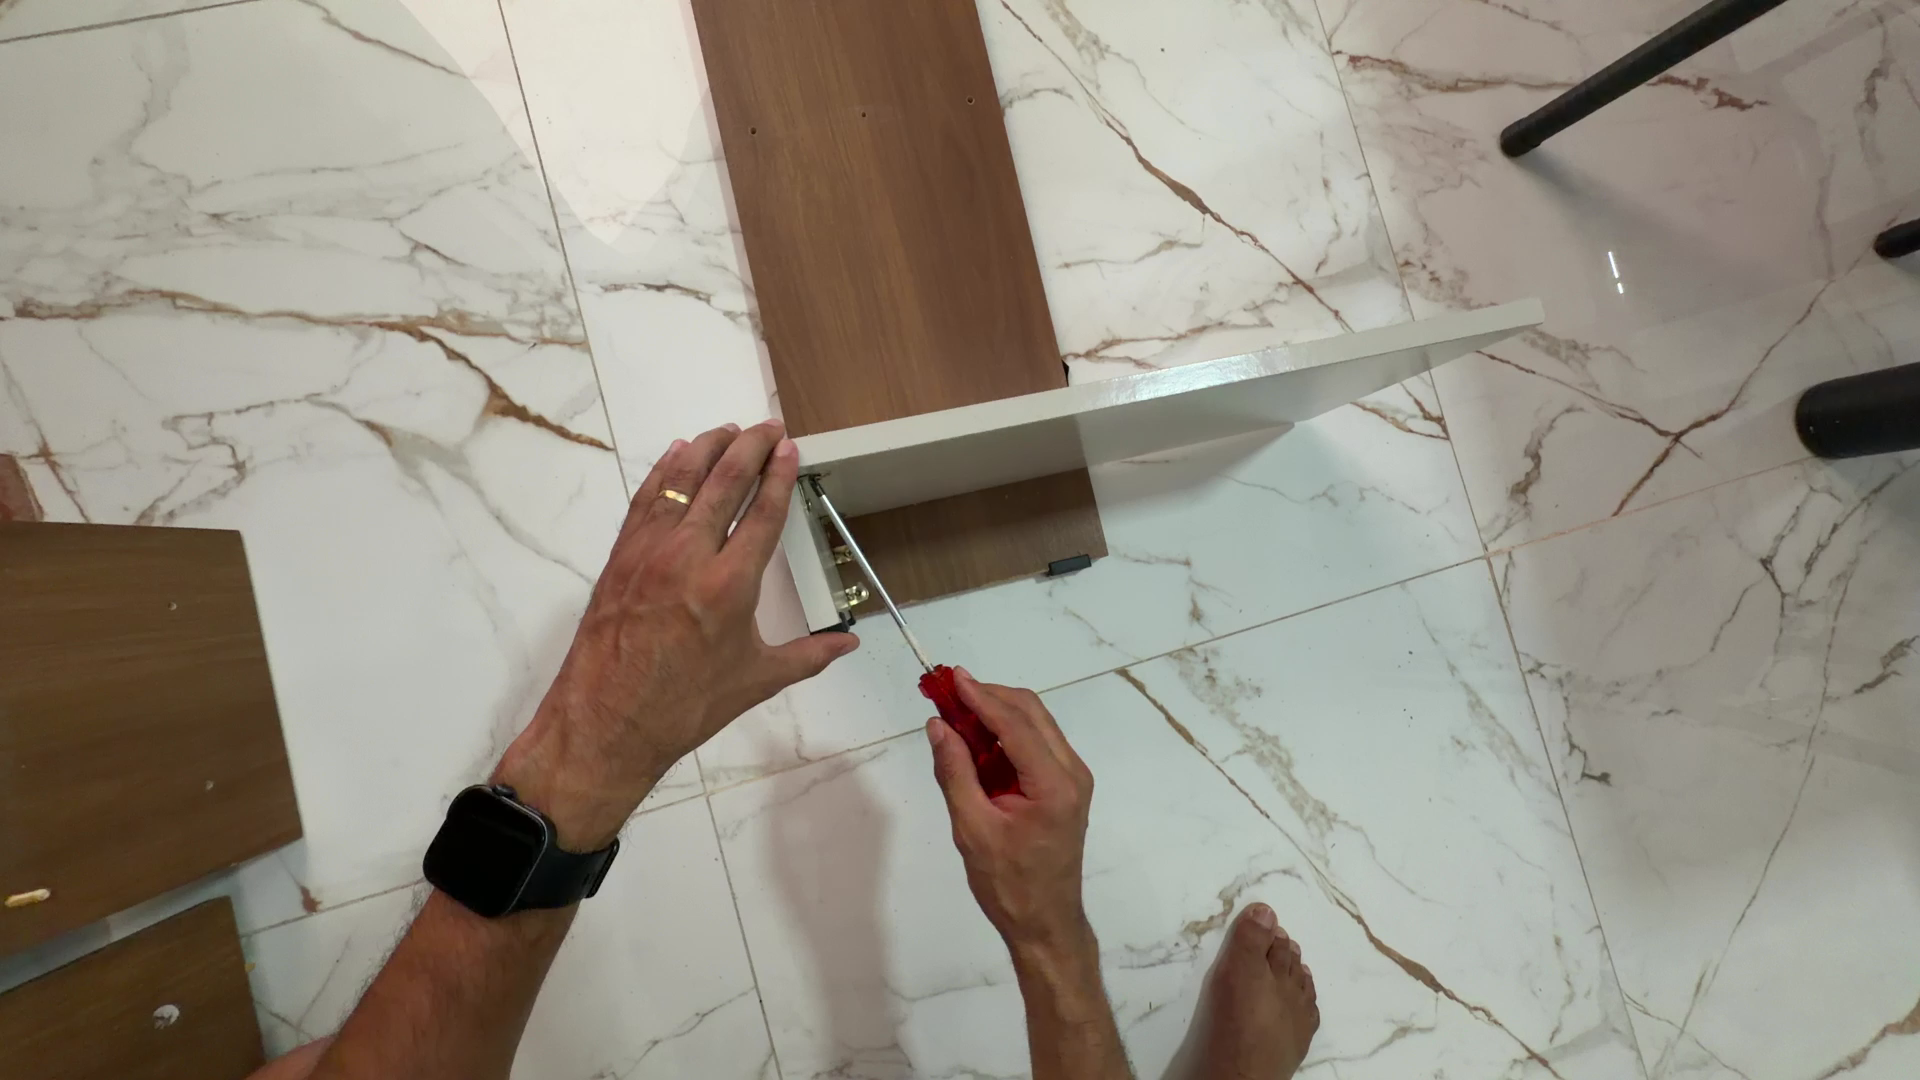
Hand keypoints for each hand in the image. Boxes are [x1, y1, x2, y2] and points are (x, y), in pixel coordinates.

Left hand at [498, 421, 858, 847]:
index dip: (779, 476)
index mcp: (732, 584)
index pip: (763, 513)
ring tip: (728, 429)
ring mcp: (650, 551)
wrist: (606, 724)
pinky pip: (647, 500)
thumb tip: (851, 643)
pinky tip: (678, 454)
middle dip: (749, 448)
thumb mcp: (758, 680)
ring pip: (682, 482)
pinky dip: (664, 471)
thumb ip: (809, 655)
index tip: (790, 448)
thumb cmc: (689, 704)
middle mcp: (691, 556)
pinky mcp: (621, 557)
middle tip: (768, 427)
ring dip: (708, 448)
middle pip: (724, 483)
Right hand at [926, 670, 1094, 954]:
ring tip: (957, 711)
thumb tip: (938, 725)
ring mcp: (1074, 776)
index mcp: (1054, 785)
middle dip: (989, 696)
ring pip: (1036, 722)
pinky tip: (978, 738)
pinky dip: (1007, 730)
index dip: (981, 697)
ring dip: (998, 710)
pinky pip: (1037, 741)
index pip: (1015, 725)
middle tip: (948, 692)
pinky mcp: (1067, 783)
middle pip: (1031, 712)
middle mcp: (1072, 771)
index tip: (951, 677)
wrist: (1046, 923)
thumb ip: (955, 772)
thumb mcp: (972, 829)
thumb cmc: (1008, 884)